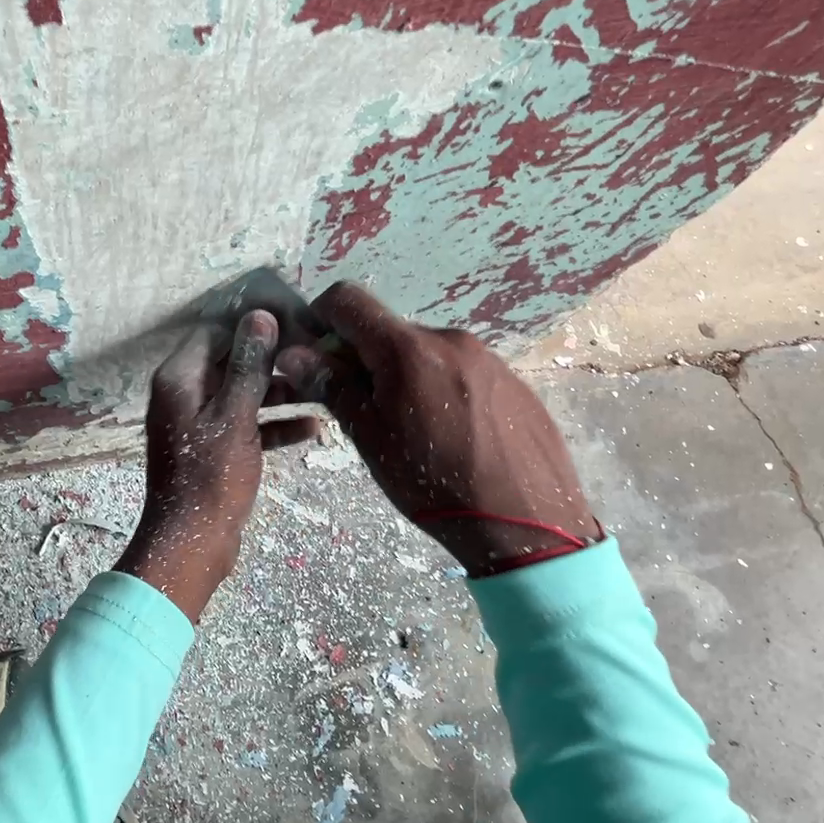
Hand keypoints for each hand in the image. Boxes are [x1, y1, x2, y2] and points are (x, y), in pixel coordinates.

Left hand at [114, 310, 316, 621]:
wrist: (192, 543)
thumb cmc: (211, 476)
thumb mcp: (235, 416)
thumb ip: (247, 366)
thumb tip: (260, 316)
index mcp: (179, 378)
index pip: (215, 332)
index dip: (253, 327)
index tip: (295, 326)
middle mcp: (184, 394)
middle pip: (230, 361)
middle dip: (272, 360)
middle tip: (316, 357)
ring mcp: (198, 422)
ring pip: (242, 394)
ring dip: (279, 393)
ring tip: (322, 390)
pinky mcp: (213, 449)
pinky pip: (246, 425)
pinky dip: (273, 425)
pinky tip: (314, 429)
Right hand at [277, 282, 598, 576]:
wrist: (530, 524)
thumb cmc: (434, 484)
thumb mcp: (370, 438)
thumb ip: (332, 386)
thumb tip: (293, 353)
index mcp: (407, 349)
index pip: (347, 299)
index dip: (320, 318)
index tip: (317, 356)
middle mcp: (449, 338)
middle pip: (387, 329)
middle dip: (363, 357)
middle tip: (364, 407)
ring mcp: (486, 356)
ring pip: (423, 350)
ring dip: (403, 373)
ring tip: (413, 427)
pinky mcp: (512, 378)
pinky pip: (459, 368)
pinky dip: (439, 387)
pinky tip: (451, 433)